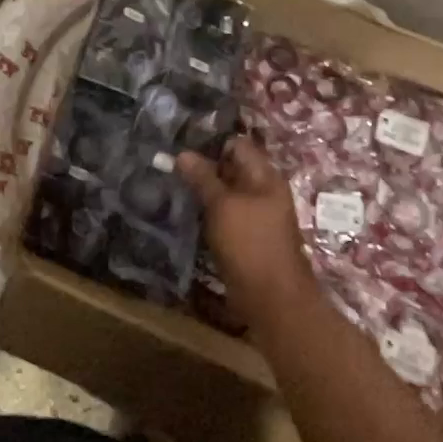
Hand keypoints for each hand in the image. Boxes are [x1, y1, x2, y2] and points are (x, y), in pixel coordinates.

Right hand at [178, 137, 315, 322]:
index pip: (237, 144)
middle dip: (203, 165)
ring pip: (226, 192)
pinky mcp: (247, 236)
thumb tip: (182, 153)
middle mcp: (264, 191)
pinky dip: (208, 210)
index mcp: (265, 177)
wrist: (272, 299)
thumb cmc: (249, 244)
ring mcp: (257, 215)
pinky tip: (186, 209)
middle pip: (231, 167)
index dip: (210, 142)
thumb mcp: (222, 205)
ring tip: (173, 183)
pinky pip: (226, 213)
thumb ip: (203, 177)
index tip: (181, 142)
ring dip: (203, 189)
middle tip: (170, 162)